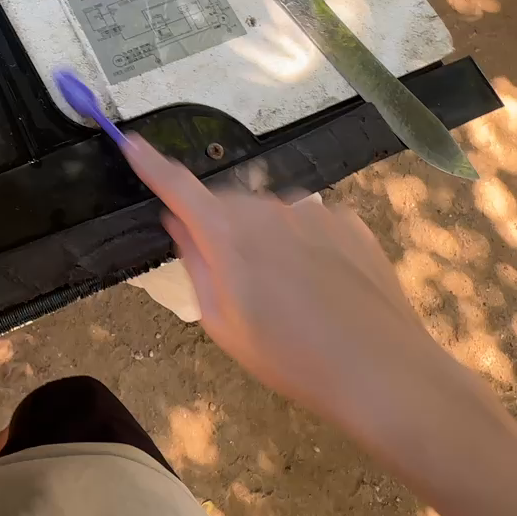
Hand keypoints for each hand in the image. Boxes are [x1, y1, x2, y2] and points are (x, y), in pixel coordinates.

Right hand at [121, 136, 474, 435]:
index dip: (150, 163)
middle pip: (225, 203)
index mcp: (225, 232)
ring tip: (292, 293)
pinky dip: (305, 244)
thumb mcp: (222, 323)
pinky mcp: (348, 221)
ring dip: (266, 237)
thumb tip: (179, 224)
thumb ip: (194, 264)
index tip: (131, 141)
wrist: (385, 374)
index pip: (176, 186)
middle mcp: (264, 207)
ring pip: (269, 213)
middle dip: (221, 229)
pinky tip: (325, 285)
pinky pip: (309, 222)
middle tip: (240, 284)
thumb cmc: (290, 357)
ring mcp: (311, 210)